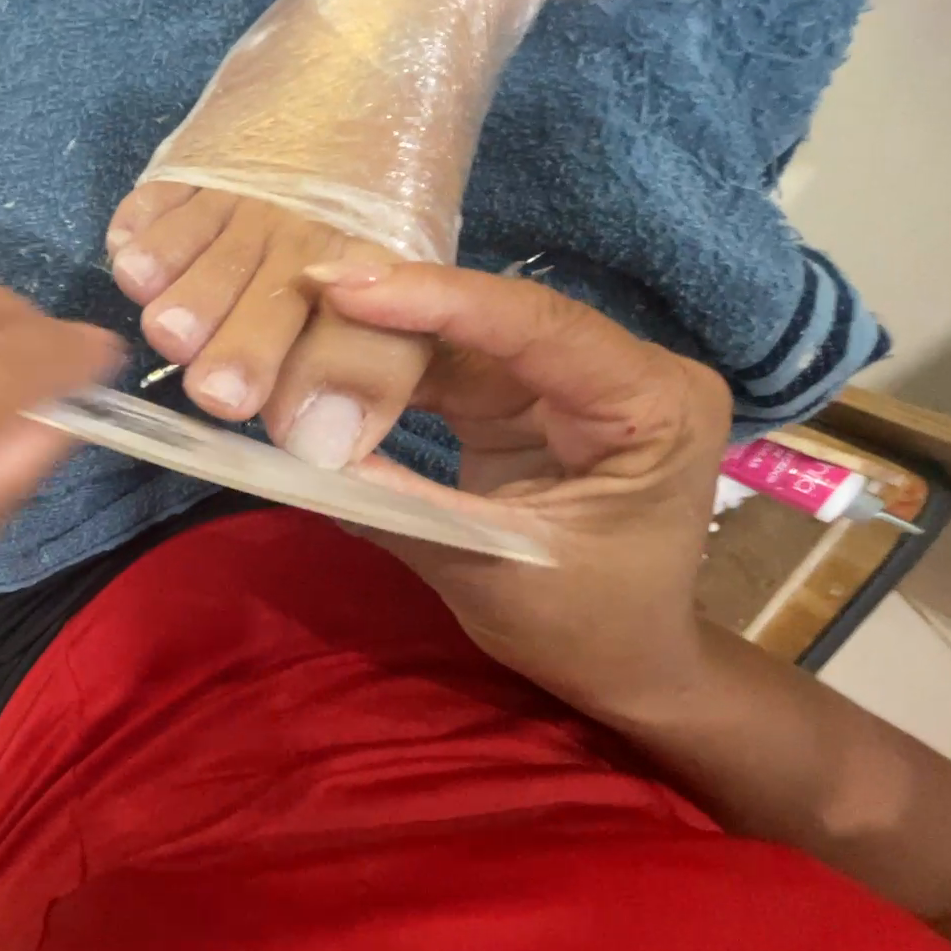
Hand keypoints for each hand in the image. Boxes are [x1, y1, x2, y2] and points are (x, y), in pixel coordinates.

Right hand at [108, 185, 420, 468]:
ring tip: (172, 327)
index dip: (318, 394)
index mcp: (373, 273)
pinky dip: (136, 240)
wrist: (365, 59)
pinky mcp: (188, 165)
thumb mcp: (404, 276)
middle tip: (218, 391)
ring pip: (191, 268)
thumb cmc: (378, 196)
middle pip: (257, 316)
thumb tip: (322, 452)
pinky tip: (140, 258)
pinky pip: (146, 210)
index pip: (351, 348)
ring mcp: (238, 199)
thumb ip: (368, 369)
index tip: (295, 435)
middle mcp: (299, 239)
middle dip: (238, 359)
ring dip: (176, 304)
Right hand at [310, 261, 732, 717]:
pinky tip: (331, 371)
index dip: (438, 302)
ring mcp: (561, 386)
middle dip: (393, 318)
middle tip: (301, 306)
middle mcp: (614, 374)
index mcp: (649, 406)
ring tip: (302, 337)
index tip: (345, 289)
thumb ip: (399, 508)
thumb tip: (301, 454)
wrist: (619, 662)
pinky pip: (443, 376)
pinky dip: (386, 379)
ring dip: (379, 344)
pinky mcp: (518, 405)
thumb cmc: (587, 626)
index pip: (538, 328)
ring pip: (457, 344)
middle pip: (489, 325)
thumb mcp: (490, 569)